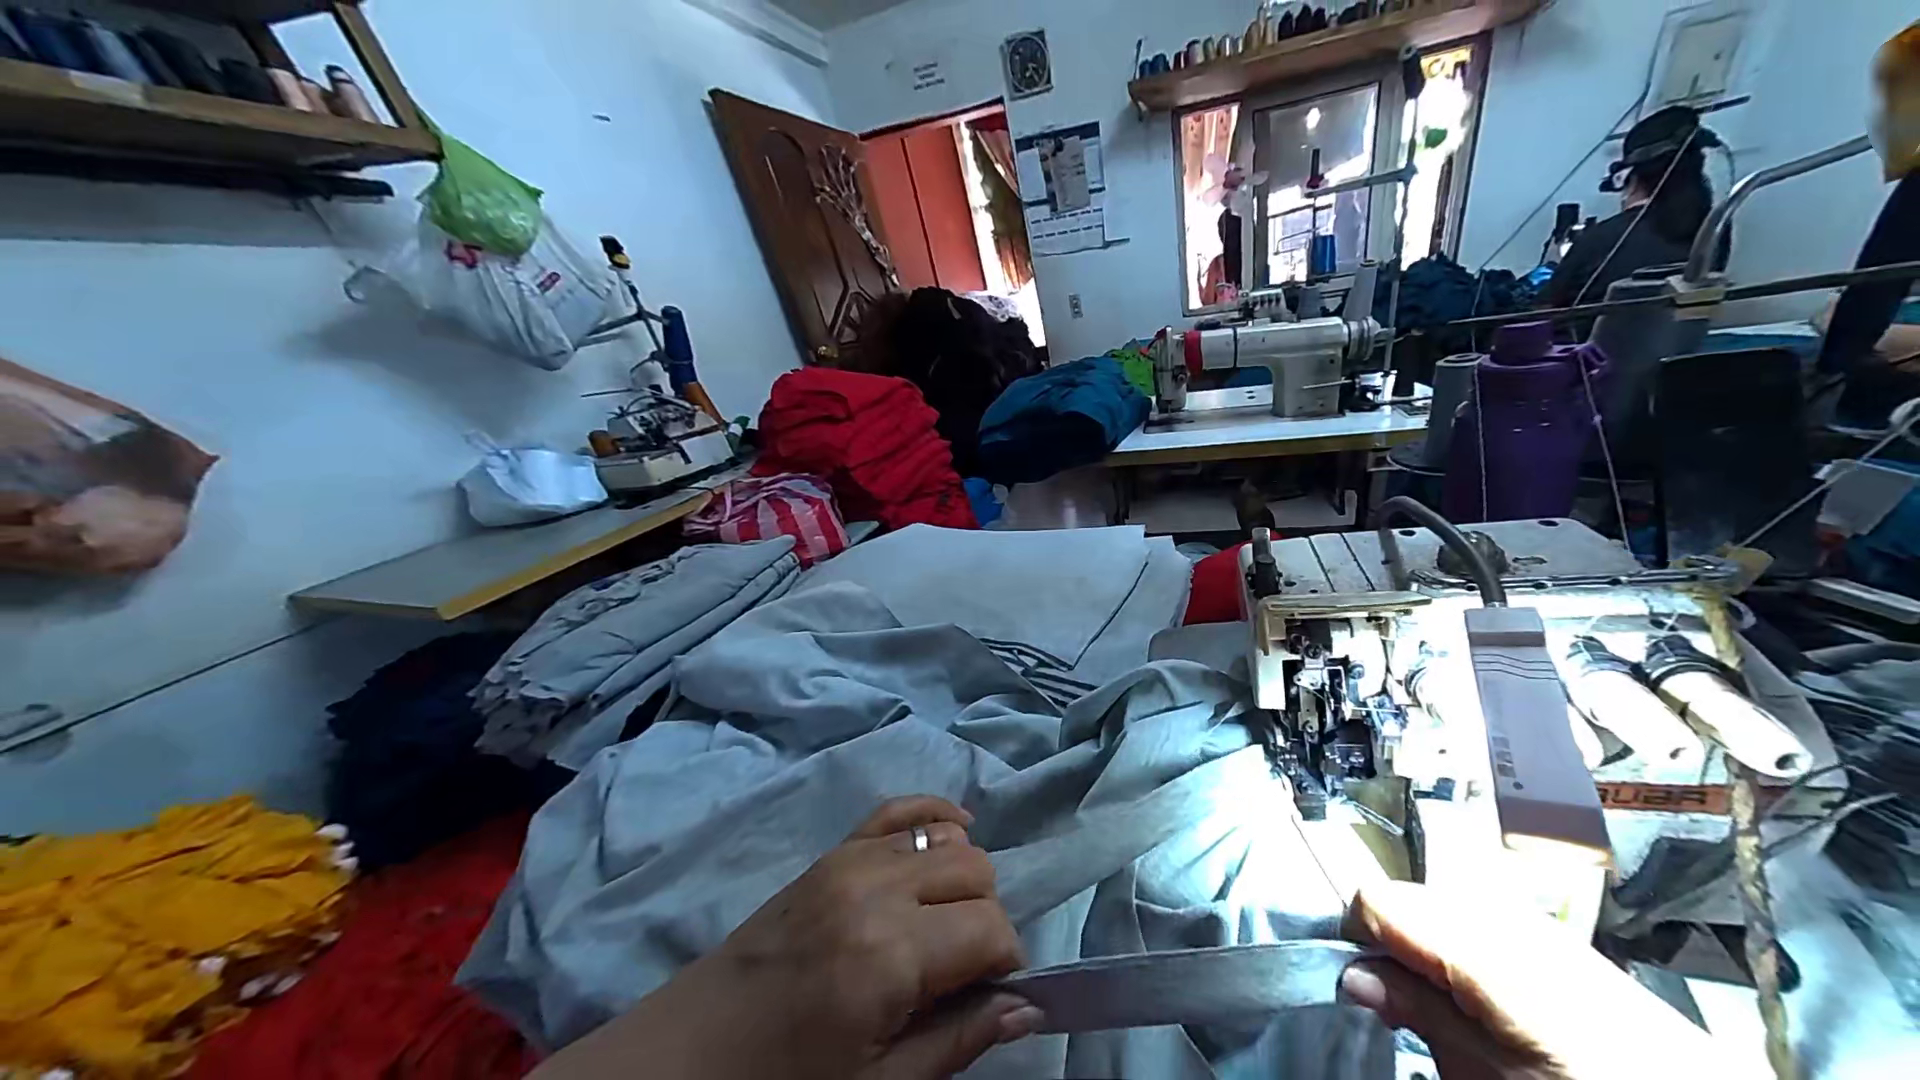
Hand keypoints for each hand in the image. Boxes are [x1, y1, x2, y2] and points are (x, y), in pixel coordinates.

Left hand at [535, 796, 1038, 1079]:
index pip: (991, 927)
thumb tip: (1029, 1004)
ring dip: (962, 877)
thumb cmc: (787, 1079)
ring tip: (941, 924)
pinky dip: (934, 817)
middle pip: (977, 870)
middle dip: (986, 917)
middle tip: (960, 967)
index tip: (989, 994)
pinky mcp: (832, 848)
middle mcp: (876, 887)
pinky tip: (953, 833)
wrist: (693, 1051)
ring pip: (948, 838)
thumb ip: (960, 1039)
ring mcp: (850, 858)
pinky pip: (898, 808)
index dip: (1006, 962)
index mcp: (889, 954)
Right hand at [1339, 882, 1722, 1078]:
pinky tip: (1493, 1001)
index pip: (1375, 900)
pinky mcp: (1557, 936)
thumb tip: (1353, 975)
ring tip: (1456, 1011)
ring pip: (1438, 906)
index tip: (1373, 991)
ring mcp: (1534, 920)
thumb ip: (1420, 1015)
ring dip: (1428, 948)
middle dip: (1393, 945)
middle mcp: (1502, 914)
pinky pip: (1479, 918)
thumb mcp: (1495, 1079)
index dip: (1359, 940)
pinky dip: (1464, 949)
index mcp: (1480, 945)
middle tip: (1413, 1011)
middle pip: (1404, 898)